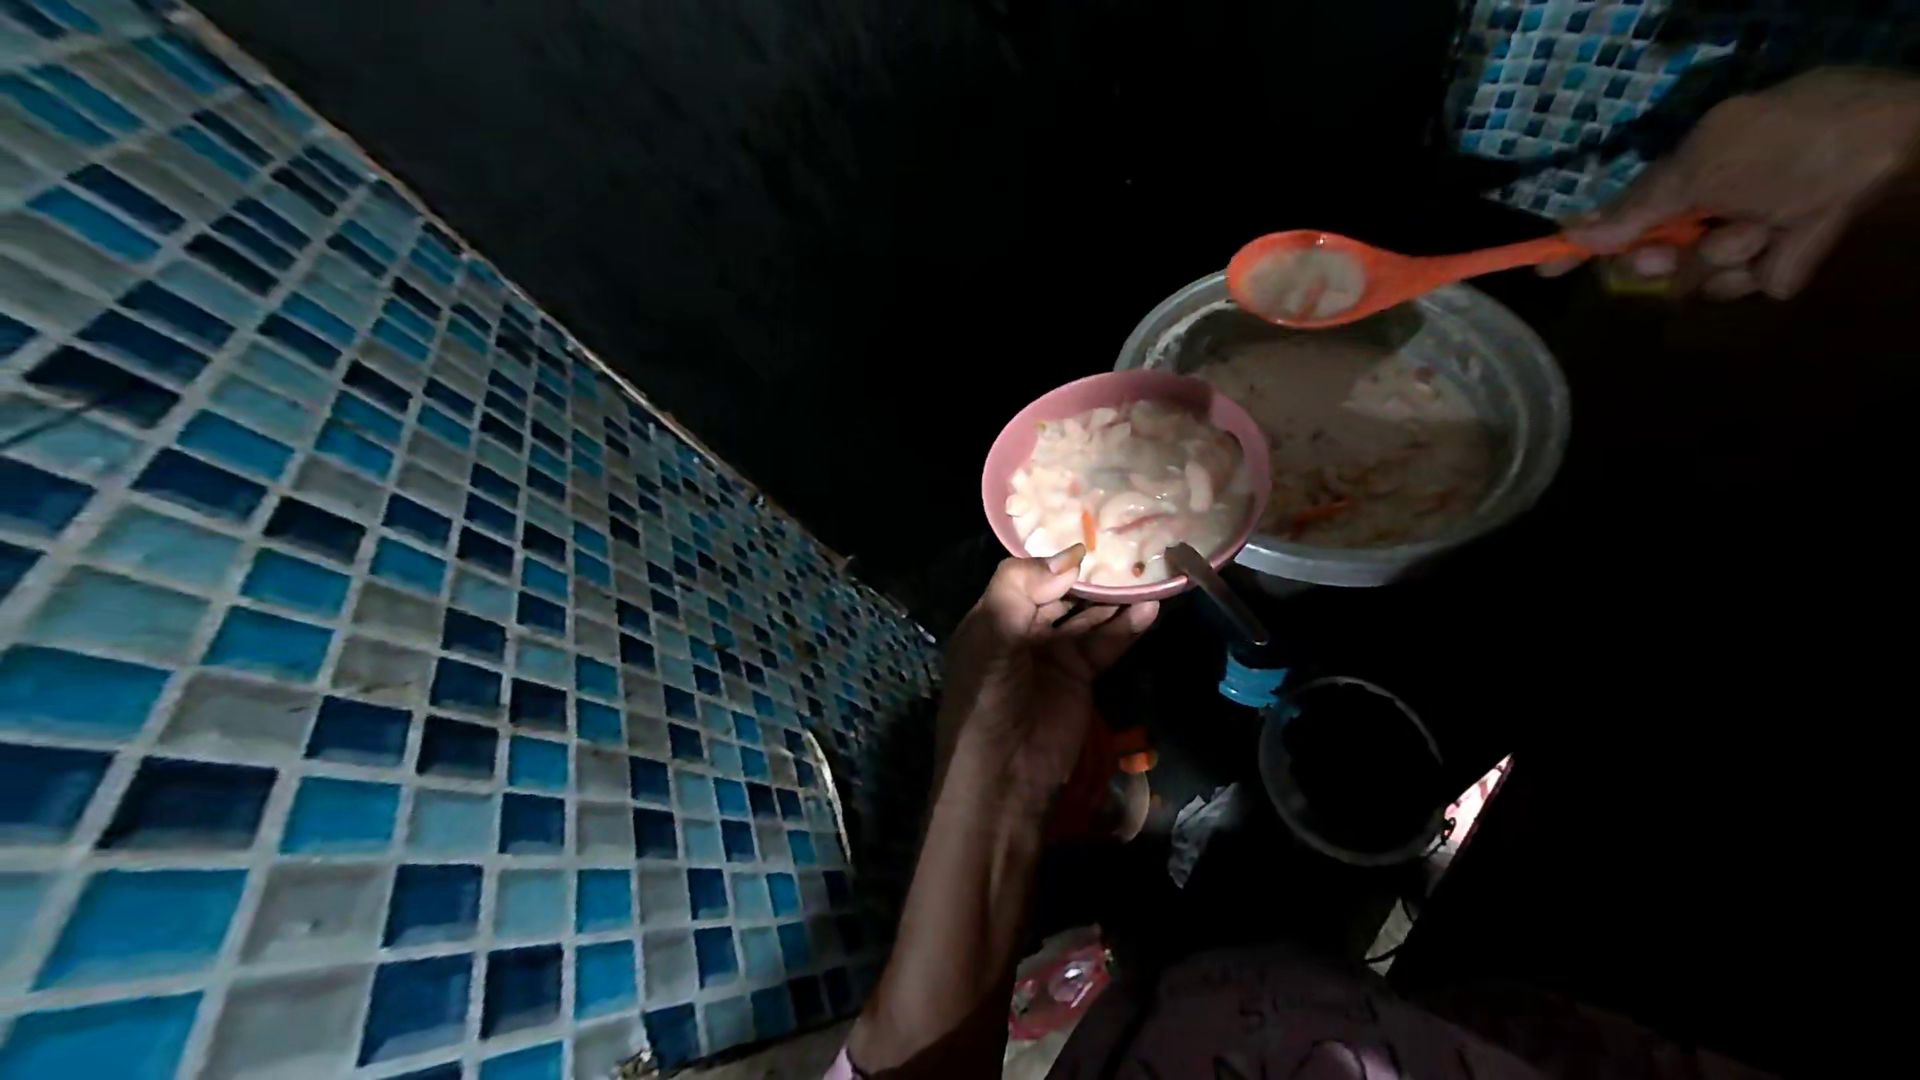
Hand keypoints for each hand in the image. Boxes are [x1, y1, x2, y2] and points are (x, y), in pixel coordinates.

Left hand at [935, 545, 1158, 811]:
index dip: (1052, 558)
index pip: (1025, 576)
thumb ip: (1021, 587)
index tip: (1087, 533)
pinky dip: (1126, 627)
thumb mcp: (992, 634)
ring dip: (1113, 598)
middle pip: (1059, 593)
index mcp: (993, 616)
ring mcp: (1052, 654)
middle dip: (1087, 574)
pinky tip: (1149, 608)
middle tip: (1125, 544)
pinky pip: (1105, 644)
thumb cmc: (987, 696)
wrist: (1003, 773)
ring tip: (1145, 570)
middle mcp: (1022, 630)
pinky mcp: (1080, 676)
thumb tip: (1069, 555)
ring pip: (1087, 616)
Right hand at [1542, 67, 1919, 297]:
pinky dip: (1758, 272)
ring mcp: (1749, 235)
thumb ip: (1635, 205)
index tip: (1544, 268)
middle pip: (1646, 255)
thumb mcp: (1702, 163)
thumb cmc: (1798, 143)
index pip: (1619, 215)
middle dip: (1651, 260)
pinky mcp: (1784, 262)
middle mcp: (1715, 206)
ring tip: (1758, 237)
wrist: (1913, 150)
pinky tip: (1785, 252)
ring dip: (1714, 262)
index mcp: (1693, 172)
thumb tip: (1577, 236)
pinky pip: (1740, 287)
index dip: (1580, 244)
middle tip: (1668, 254)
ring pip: (1691, 276)